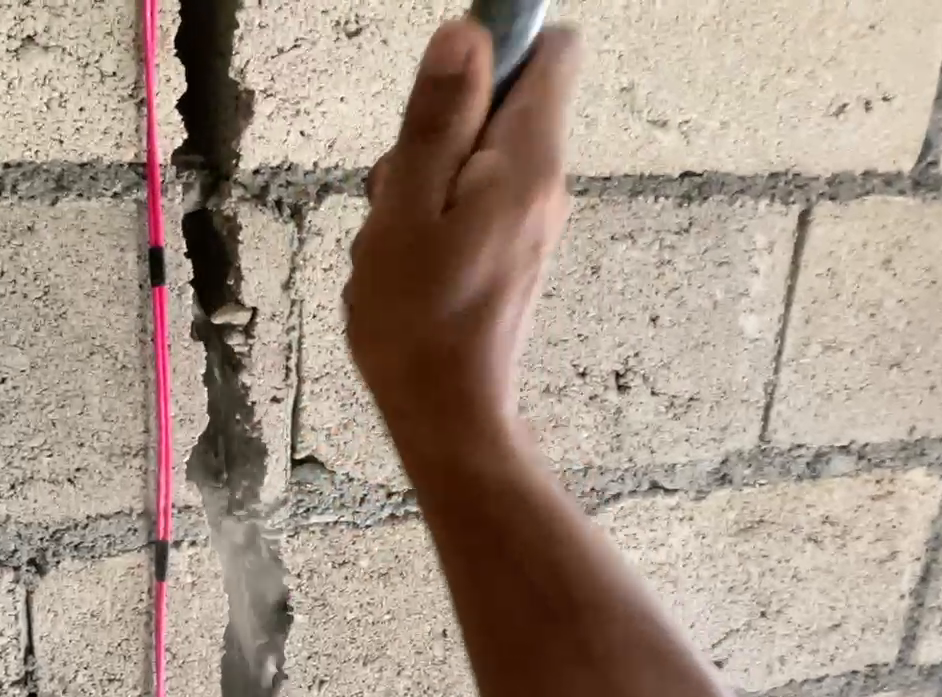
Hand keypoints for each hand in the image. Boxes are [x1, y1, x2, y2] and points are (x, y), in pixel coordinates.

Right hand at [343, 18, 582, 475]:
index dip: (491, 54)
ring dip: (420, 193)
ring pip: (472, 170)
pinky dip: (431, 228)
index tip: (433, 106)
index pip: (549, 50)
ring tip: (392, 249)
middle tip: (393, 200)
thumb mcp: (404, 213)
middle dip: (434, 140)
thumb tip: (465, 31)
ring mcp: (529, 227)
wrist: (446, 412)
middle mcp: (544, 184)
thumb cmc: (415, 318)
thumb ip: (434, 122)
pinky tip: (404, 274)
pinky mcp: (510, 261)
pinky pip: (470, 215)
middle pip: (497, 114)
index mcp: (526, 159)